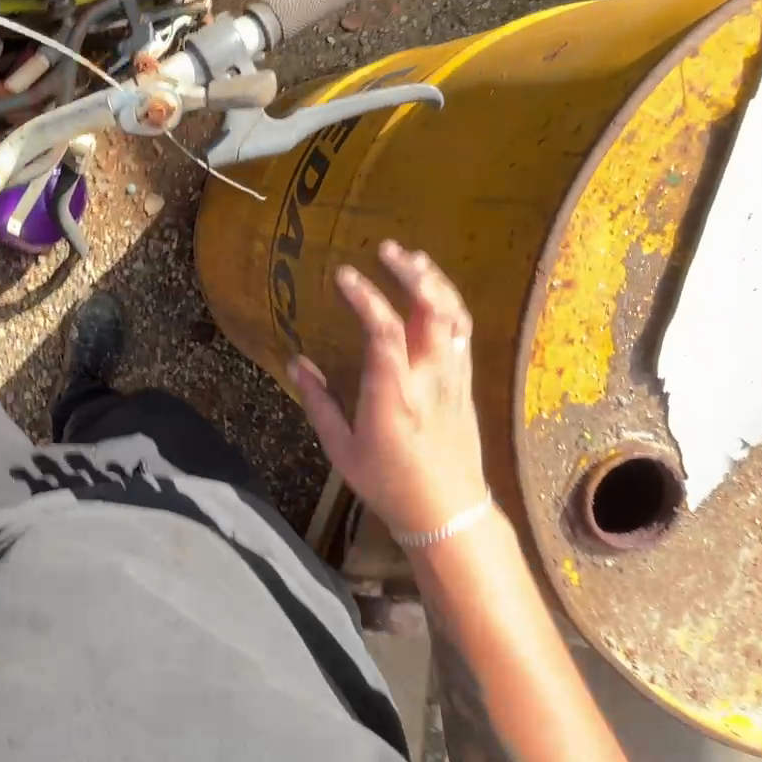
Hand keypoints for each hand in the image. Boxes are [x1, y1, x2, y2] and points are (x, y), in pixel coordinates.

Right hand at [288, 240, 488, 536]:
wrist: (449, 512)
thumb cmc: (388, 483)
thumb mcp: (341, 449)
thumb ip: (319, 402)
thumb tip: (296, 362)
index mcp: (395, 396)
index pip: (385, 333)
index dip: (366, 298)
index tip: (343, 274)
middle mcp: (429, 379)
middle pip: (433, 312)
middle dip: (412, 274)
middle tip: (385, 248)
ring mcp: (453, 378)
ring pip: (454, 316)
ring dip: (434, 281)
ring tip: (410, 257)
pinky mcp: (465, 382)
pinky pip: (462, 331)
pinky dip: (446, 302)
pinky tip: (430, 290)